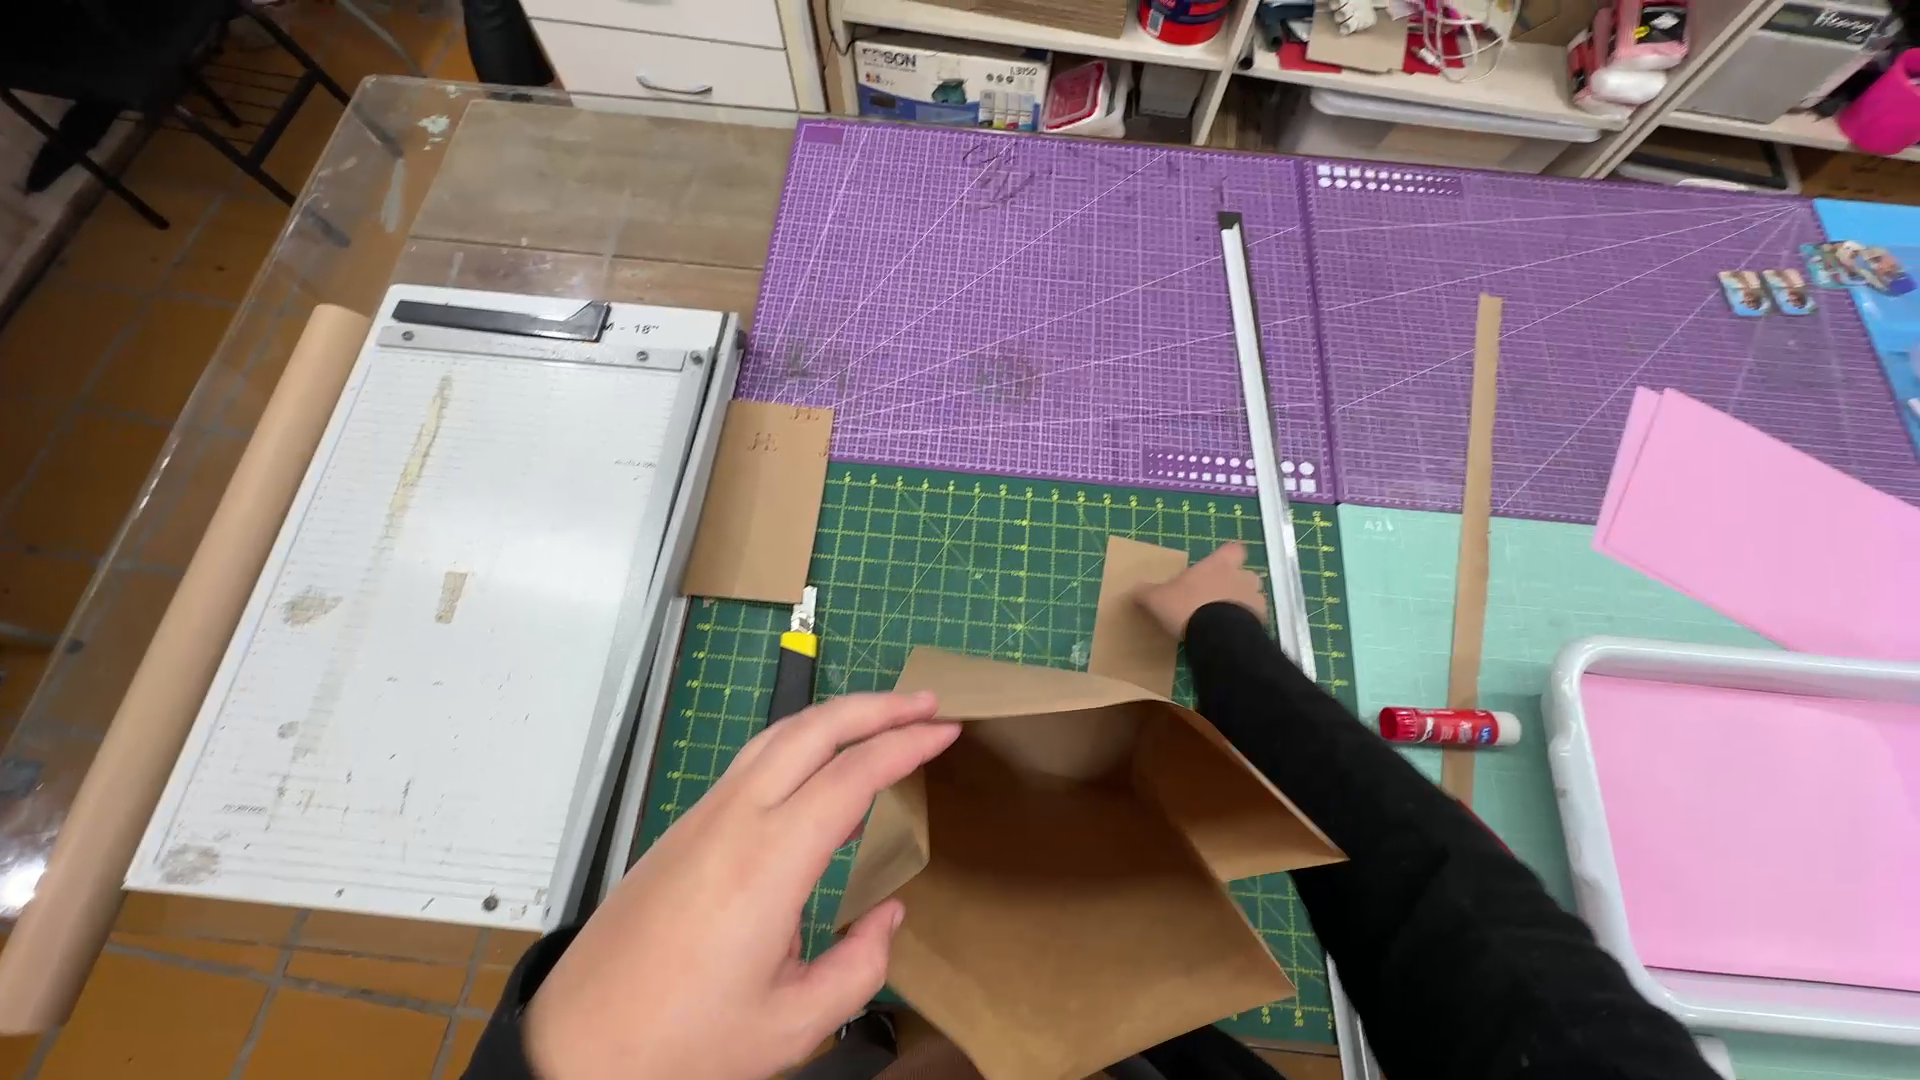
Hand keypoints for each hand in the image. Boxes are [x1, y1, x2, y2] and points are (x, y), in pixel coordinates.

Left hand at [524, 692, 959, 1079]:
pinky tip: (823, 767)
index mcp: (768, 861)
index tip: (946, 730)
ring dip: (836, 715)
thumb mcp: (791, 1028)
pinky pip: (755, 759)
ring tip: (882, 718)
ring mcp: (704, 814)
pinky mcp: (685, 825)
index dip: (906, 745)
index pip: (853, 775)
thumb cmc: (682, 1046)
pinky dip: (802, 742)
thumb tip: (888, 915)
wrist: (573, 1050)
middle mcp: (735, 818)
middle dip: (877, 706)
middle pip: (814, 729)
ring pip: (779, 734)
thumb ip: (859, 967)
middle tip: (926, 703)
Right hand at [1136, 542, 1267, 639]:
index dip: (1229, 556)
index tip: (1219, 565)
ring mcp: (1254, 599)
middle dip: (1237, 583)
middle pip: (1247, 574)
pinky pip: (1256, 620)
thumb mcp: (1157, 599)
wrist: (1217, 636)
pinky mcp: (1261, 622)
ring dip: (1244, 604)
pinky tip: (1232, 634)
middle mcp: (1240, 577)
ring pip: (1254, 597)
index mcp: (1218, 565)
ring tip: (1227, 618)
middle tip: (1218, 596)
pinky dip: (1247, 625)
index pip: (1234, 550)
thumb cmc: (1187, 607)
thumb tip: (1133, 590)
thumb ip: (1146, 593)